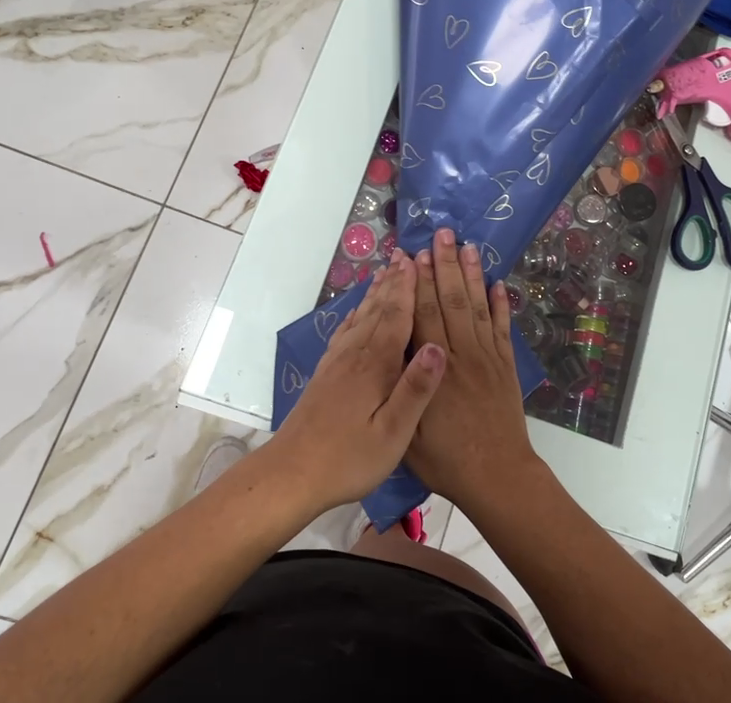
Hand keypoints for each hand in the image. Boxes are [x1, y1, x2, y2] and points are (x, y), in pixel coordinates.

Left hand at [264, 251, 446, 513]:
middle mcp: (355, 356)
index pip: (396, 318)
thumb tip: (440, 347)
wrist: (291, 475)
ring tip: (384, 274)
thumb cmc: (348, 459)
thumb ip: (416, 389)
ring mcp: (336, 364)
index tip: (417, 260)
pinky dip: (354, 316)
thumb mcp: (393, 433)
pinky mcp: (325, 375)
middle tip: (404, 255)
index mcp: (375, 367)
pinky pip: (344, 334)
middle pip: (377, 311)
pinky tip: (357, 314)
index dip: (408, 288)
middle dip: (393, 283)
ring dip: (374, 295)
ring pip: (360, 319)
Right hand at [405, 229, 543, 512]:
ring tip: (468, 246)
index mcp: (436, 368)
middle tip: (441, 234)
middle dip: (445, 265)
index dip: (418, 283)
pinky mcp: (506, 367)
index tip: (414, 254)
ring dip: (473, 275)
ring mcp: (489, 358)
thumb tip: (395, 349)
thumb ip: (403, 386)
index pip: (425, 315)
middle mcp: (463, 354)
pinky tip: (498, 284)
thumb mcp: (409, 431)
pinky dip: (501, 305)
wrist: (498, 476)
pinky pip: (503, 329)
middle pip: (452, 300)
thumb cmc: (446, 460)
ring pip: (478, 307)